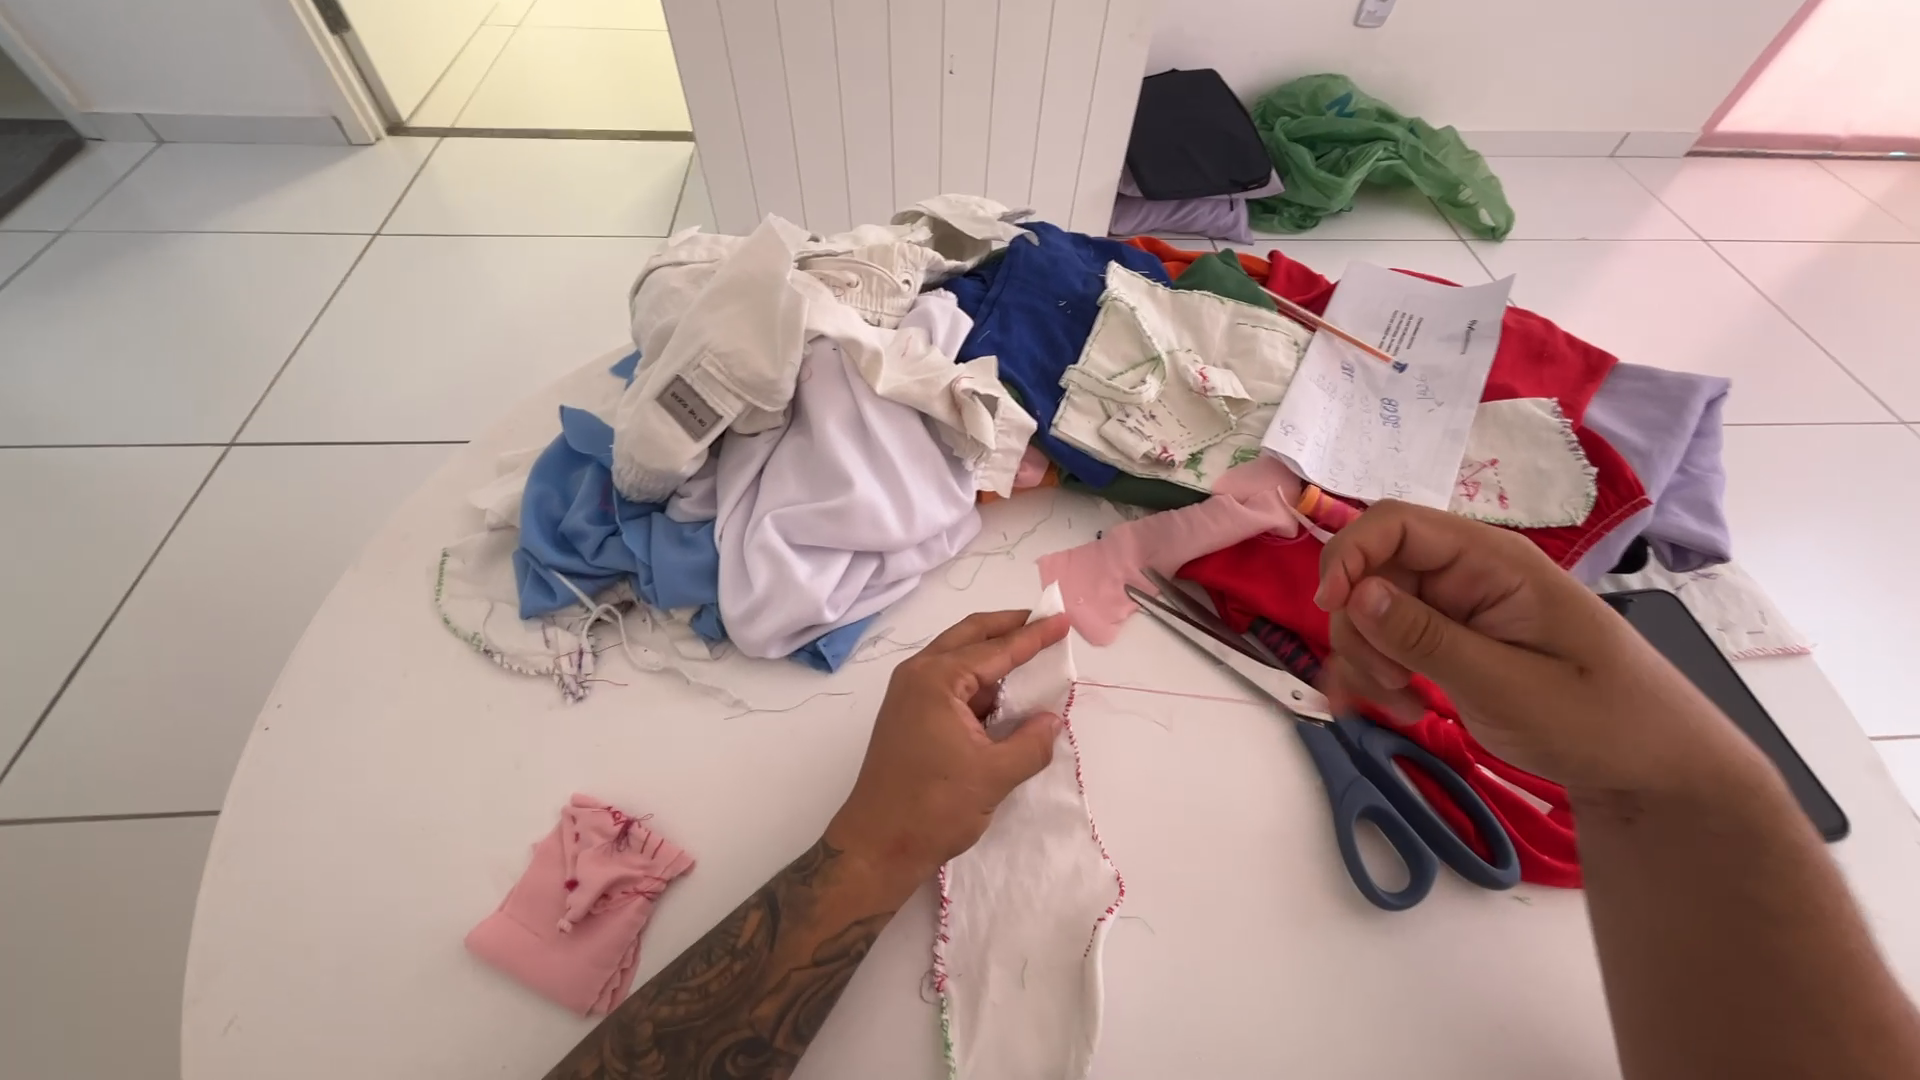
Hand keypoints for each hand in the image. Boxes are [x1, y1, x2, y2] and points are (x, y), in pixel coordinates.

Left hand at [826, 609, 1069, 888]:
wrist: (876, 846)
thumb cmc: (932, 808)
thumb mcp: (994, 776)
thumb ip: (1031, 743)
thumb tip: (1051, 719)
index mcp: (935, 679)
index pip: (994, 649)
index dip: (1032, 636)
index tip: (1062, 620)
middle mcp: (917, 675)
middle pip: (969, 637)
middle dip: (1008, 627)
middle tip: (1044, 622)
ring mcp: (909, 694)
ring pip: (957, 658)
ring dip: (992, 654)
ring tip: (1030, 654)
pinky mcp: (908, 715)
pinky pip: (950, 684)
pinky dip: (979, 682)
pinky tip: (1004, 694)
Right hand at [1313, 501, 1745, 796]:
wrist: (1654, 774)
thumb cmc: (1601, 723)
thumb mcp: (1508, 686)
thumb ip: (1426, 638)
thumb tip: (1353, 594)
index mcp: (1491, 561)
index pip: (1394, 523)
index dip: (1349, 554)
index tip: (1329, 608)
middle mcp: (1464, 574)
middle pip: (1370, 572)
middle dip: (1359, 626)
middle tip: (1385, 682)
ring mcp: (1452, 608)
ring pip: (1369, 612)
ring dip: (1367, 658)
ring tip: (1402, 705)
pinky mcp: (1445, 639)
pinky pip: (1385, 642)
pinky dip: (1375, 674)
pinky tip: (1394, 706)